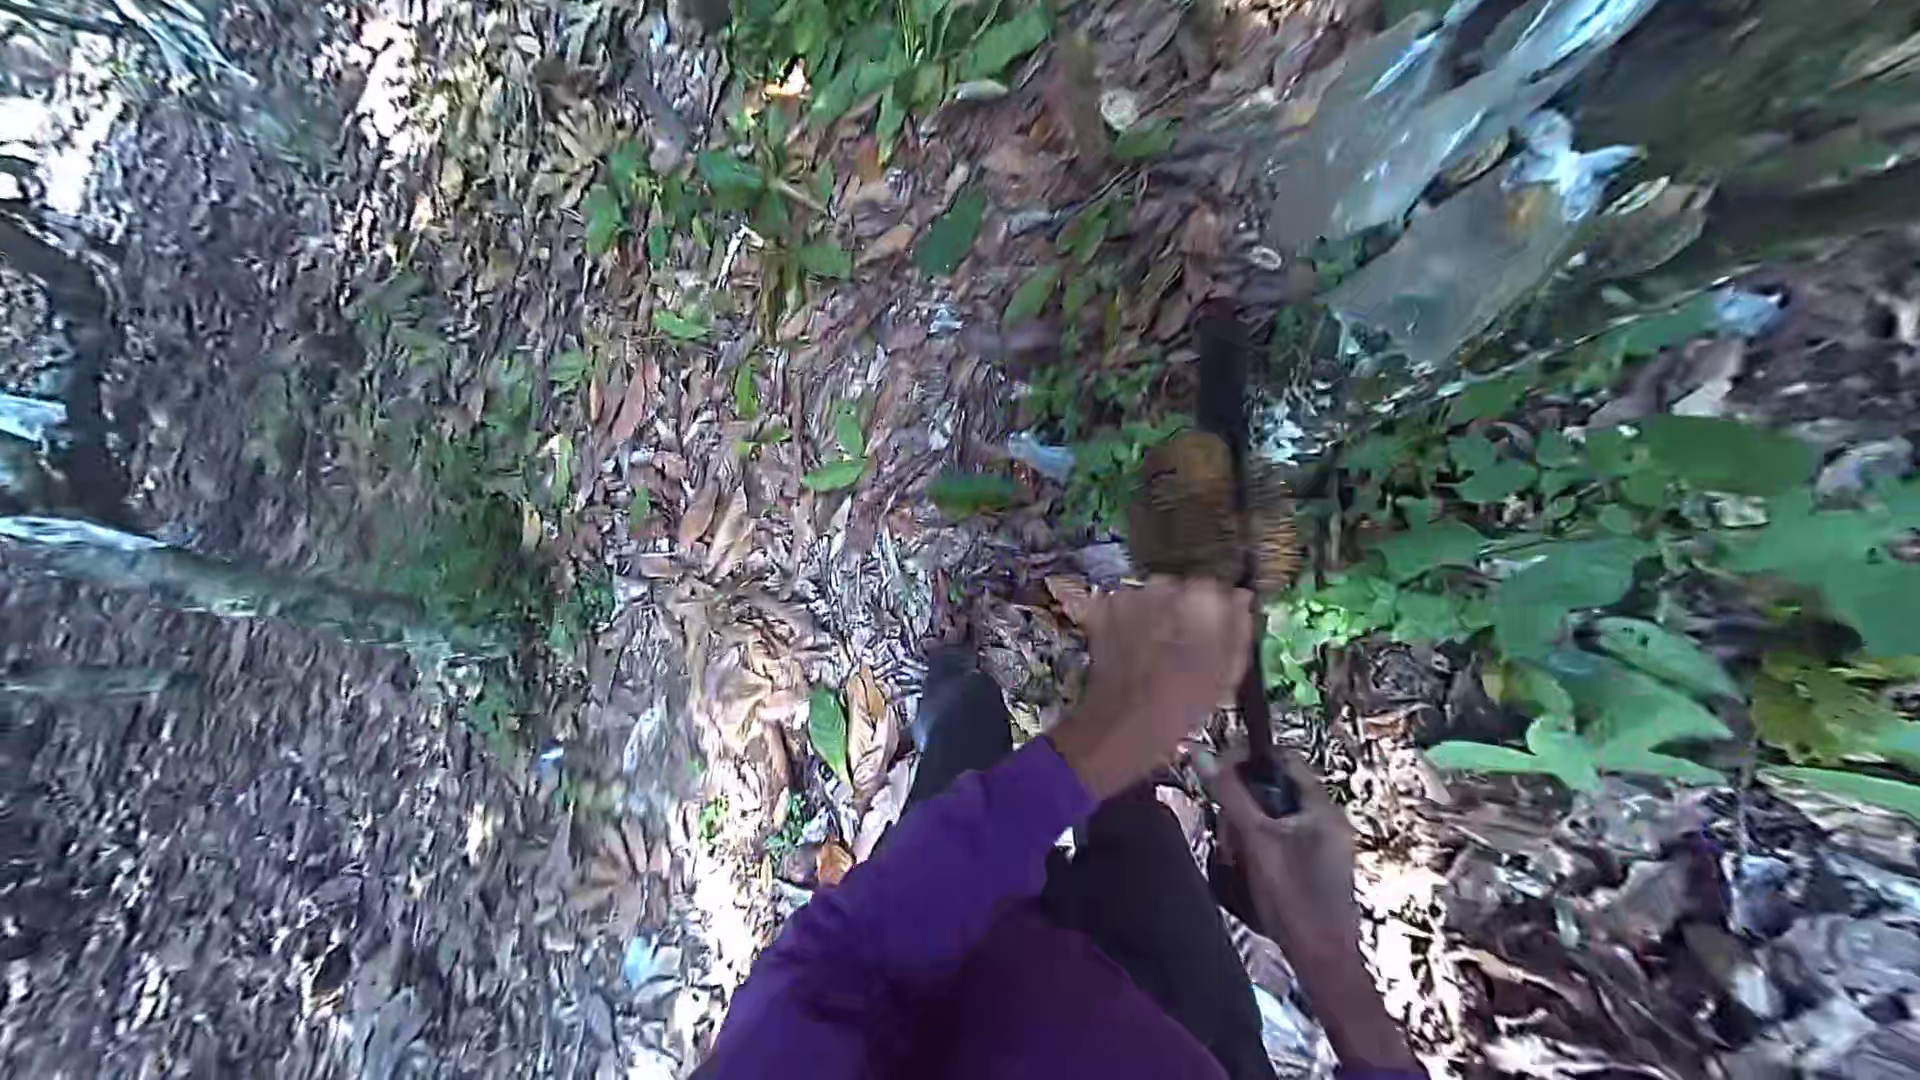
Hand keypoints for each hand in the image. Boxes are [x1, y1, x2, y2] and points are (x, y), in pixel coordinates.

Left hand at [1047, 577, 1251, 800]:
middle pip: (1178, 588)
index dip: (1212, 609)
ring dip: (1152, 613)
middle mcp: (1166, 587)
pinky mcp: (1105, 607)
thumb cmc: (1184, 700)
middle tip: (1179, 643)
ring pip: (1149, 595)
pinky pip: (1123, 605)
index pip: (1213, 588)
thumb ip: (1238, 627)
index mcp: (1203, 599)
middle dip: (1179, 609)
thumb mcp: (1229, 670)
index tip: (1209, 628)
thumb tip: (1241, 598)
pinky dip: (1127, 619)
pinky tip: (1131, 645)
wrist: (1127, 718)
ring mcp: (1131, 595)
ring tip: (1153, 648)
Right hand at [1204, 749, 1418, 1072]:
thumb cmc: (1293, 895)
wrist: (1322, 963)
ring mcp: (1321, 845)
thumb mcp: (1254, 838)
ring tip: (1233, 852)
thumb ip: (1229, 793)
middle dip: (1241, 801)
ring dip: (1244, 826)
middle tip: (1225, 824)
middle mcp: (1325, 820)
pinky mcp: (1312, 866)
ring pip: (1270, 815)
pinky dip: (1256, 844)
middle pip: (1272, 787)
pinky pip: (1277, 837)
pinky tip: (1243, 865)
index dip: (1249, 759)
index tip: (1219, 774)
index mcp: (1321, 807)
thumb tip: (1200, 753)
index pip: (1282, 758)